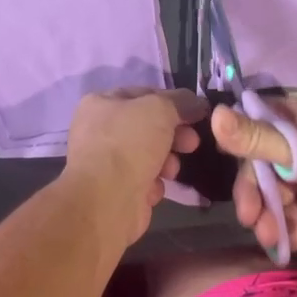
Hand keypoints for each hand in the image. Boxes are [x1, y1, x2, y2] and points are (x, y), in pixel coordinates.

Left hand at [61, 88, 208, 246]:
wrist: (106, 202)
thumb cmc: (129, 144)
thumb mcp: (160, 109)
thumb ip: (181, 102)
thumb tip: (197, 104)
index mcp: (100, 103)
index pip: (143, 94)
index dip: (171, 101)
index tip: (196, 112)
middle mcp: (99, 131)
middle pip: (148, 126)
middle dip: (174, 134)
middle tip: (192, 143)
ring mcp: (106, 163)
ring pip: (148, 155)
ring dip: (166, 161)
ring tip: (171, 170)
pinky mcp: (115, 191)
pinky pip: (144, 181)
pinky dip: (153, 184)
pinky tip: (154, 189)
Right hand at [213, 96, 296, 263]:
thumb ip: (254, 138)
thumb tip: (213, 116)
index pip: (257, 120)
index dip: (240, 140)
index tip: (227, 160)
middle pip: (257, 163)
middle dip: (253, 192)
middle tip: (249, 216)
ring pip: (268, 193)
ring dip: (267, 216)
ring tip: (273, 236)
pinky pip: (283, 215)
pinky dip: (285, 228)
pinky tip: (295, 241)